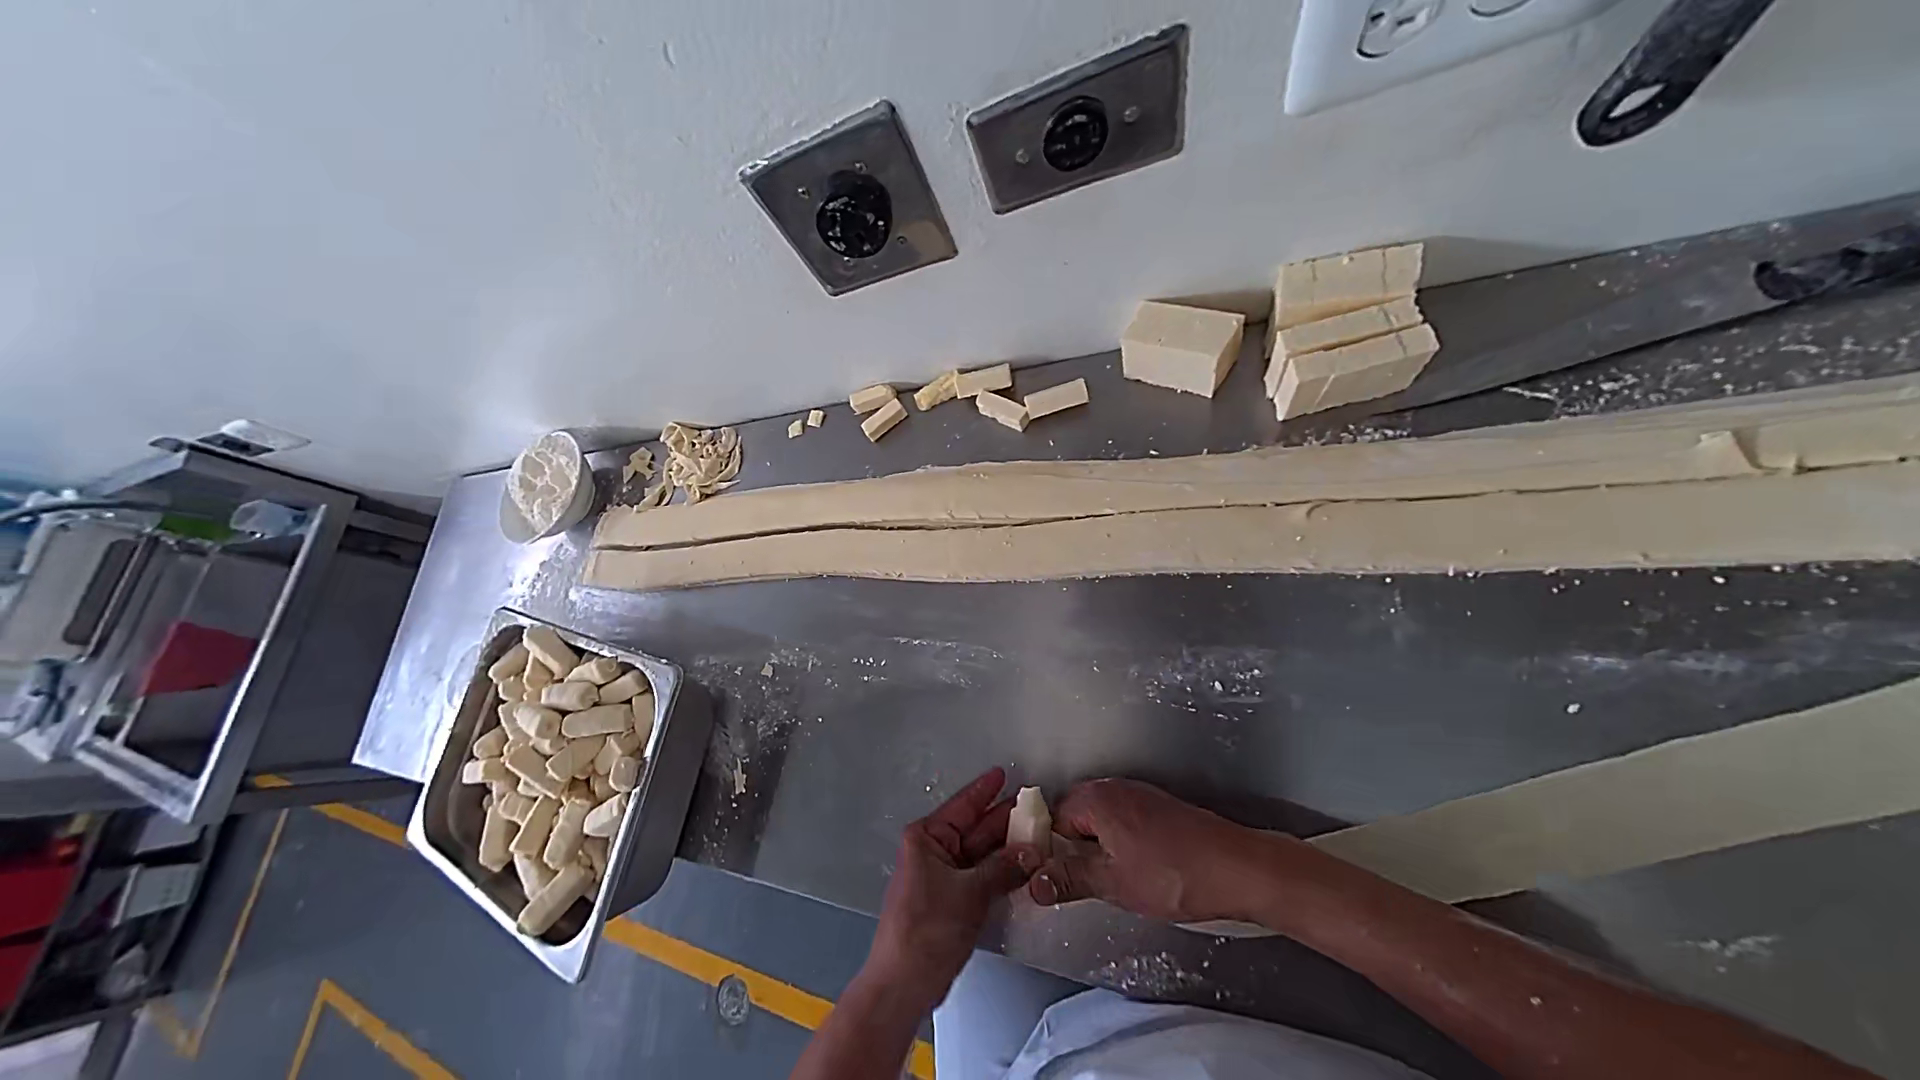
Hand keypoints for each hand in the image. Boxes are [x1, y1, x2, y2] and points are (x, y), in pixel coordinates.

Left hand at [868, 767, 1038, 1006]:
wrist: (905, 983)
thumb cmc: (924, 931)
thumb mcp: (970, 892)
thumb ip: (1004, 868)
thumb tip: (1031, 852)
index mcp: (926, 839)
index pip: (962, 806)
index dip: (985, 790)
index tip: (1002, 775)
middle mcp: (932, 852)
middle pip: (974, 829)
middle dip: (1003, 821)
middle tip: (1033, 810)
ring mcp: (941, 877)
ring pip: (980, 854)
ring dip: (1006, 849)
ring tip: (1035, 836)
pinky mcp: (951, 899)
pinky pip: (980, 875)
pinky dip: (1000, 872)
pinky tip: (1022, 869)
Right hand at [1028, 778, 1267, 922]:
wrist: (1236, 868)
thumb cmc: (1174, 875)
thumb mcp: (1113, 884)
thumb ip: (1069, 879)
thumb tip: (1035, 881)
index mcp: (1096, 798)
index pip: (1052, 818)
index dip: (1050, 849)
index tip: (1056, 876)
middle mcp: (1114, 787)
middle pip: (1074, 814)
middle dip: (1074, 847)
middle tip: (1084, 880)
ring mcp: (1139, 793)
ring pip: (1100, 817)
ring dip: (1098, 845)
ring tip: (1113, 877)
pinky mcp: (1158, 805)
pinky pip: (1123, 818)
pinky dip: (1120, 840)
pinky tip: (1136, 867)